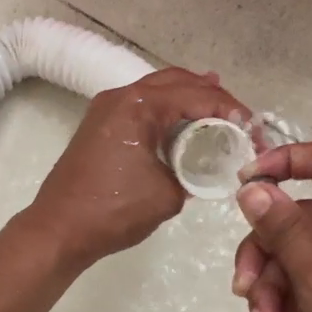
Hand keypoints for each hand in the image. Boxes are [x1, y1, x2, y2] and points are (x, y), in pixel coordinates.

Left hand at [21, 68, 249, 268]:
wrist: (59, 230)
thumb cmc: (114, 211)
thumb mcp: (168, 194)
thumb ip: (193, 172)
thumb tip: (202, 167)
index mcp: (140, 105)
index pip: (197, 95)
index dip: (230, 109)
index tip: (253, 128)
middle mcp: (121, 96)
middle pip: (177, 81)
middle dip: (211, 96)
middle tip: (239, 117)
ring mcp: (106, 109)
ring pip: (157, 90)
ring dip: (188, 99)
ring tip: (219, 109)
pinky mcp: (99, 126)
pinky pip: (141, 107)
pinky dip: (166, 111)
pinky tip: (182, 123)